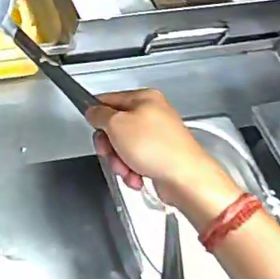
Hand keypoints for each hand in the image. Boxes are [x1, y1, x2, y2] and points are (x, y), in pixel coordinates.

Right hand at [85, 89, 245, 227]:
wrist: (187, 180)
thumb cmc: (159, 149)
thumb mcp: (116, 125)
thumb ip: (98, 114)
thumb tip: (92, 112)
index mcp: (144, 98)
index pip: (107, 100)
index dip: (97, 116)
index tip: (94, 128)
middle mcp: (153, 114)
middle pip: (114, 127)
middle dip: (109, 145)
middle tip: (111, 151)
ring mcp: (157, 136)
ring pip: (122, 146)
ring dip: (119, 161)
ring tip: (127, 168)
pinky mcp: (160, 155)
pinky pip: (134, 160)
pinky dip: (131, 170)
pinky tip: (137, 175)